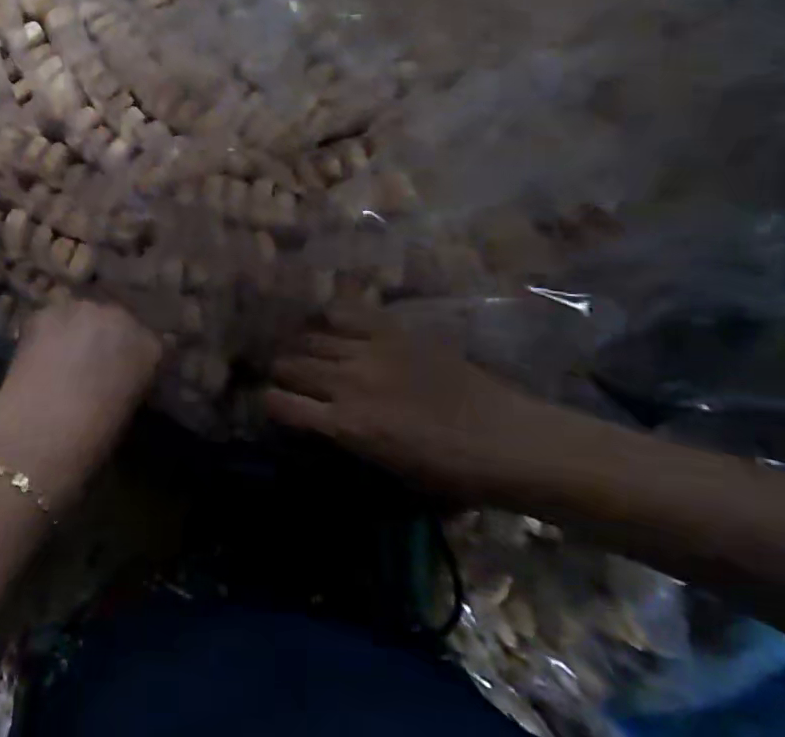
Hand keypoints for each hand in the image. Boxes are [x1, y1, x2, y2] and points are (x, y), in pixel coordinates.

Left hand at [0, 301, 161, 506]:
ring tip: (58, 357)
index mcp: (150, 346)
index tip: (120, 370)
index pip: (147, 344)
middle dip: (103, 337)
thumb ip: (128, 381)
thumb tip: (116, 378)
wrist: (46, 425)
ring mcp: (81, 309)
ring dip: (72, 330)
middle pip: (113, 320)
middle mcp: (119, 317)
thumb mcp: (127, 407)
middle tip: (87, 362)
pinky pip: (47, 319)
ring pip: (78, 314)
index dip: (130, 356)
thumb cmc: (96, 432)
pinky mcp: (45, 311)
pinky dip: (43, 333)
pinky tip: (35, 355)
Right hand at [261, 308, 562, 497]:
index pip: (278, 404)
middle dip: (282, 374)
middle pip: (288, 365)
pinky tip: (328, 325)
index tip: (277, 406)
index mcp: (347, 426)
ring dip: (301, 347)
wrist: (514, 442)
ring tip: (308, 352)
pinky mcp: (393, 332)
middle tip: (291, 379)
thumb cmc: (453, 472)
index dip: (269, 404)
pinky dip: (328, 318)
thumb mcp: (387, 470)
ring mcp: (370, 353)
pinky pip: (343, 312)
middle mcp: (348, 384)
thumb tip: (314, 421)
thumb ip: (343, 440)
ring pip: (308, 338)